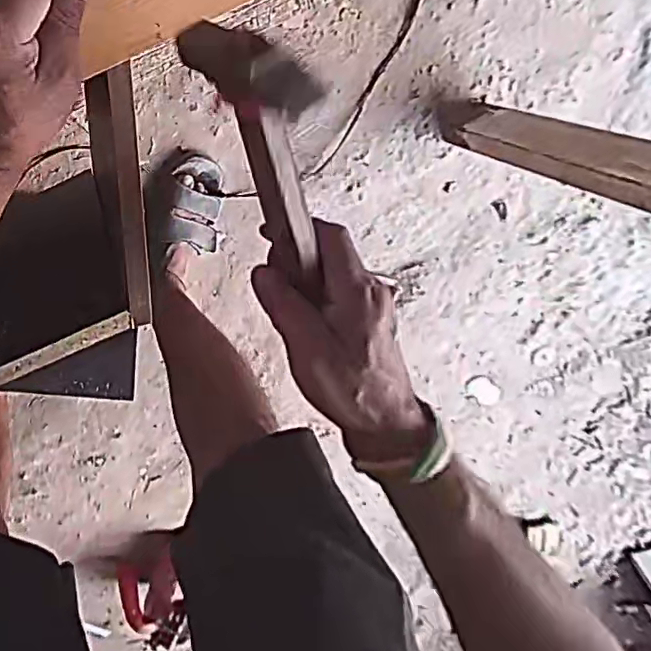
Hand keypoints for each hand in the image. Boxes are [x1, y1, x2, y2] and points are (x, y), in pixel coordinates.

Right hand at [251, 220, 430, 462]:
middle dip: (294, 257)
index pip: (330, 235)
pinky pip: (336, 288)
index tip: (272, 231)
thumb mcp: (306, 346)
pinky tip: (303, 318)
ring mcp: (372, 302)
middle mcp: (370, 290)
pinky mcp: (368, 315)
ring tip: (288, 307)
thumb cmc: (353, 390)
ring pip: (331, 270)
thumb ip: (283, 304)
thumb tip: (264, 273)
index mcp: (356, 291)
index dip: (297, 227)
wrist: (386, 422)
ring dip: (303, 278)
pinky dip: (314, 293)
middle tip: (274, 281)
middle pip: (328, 250)